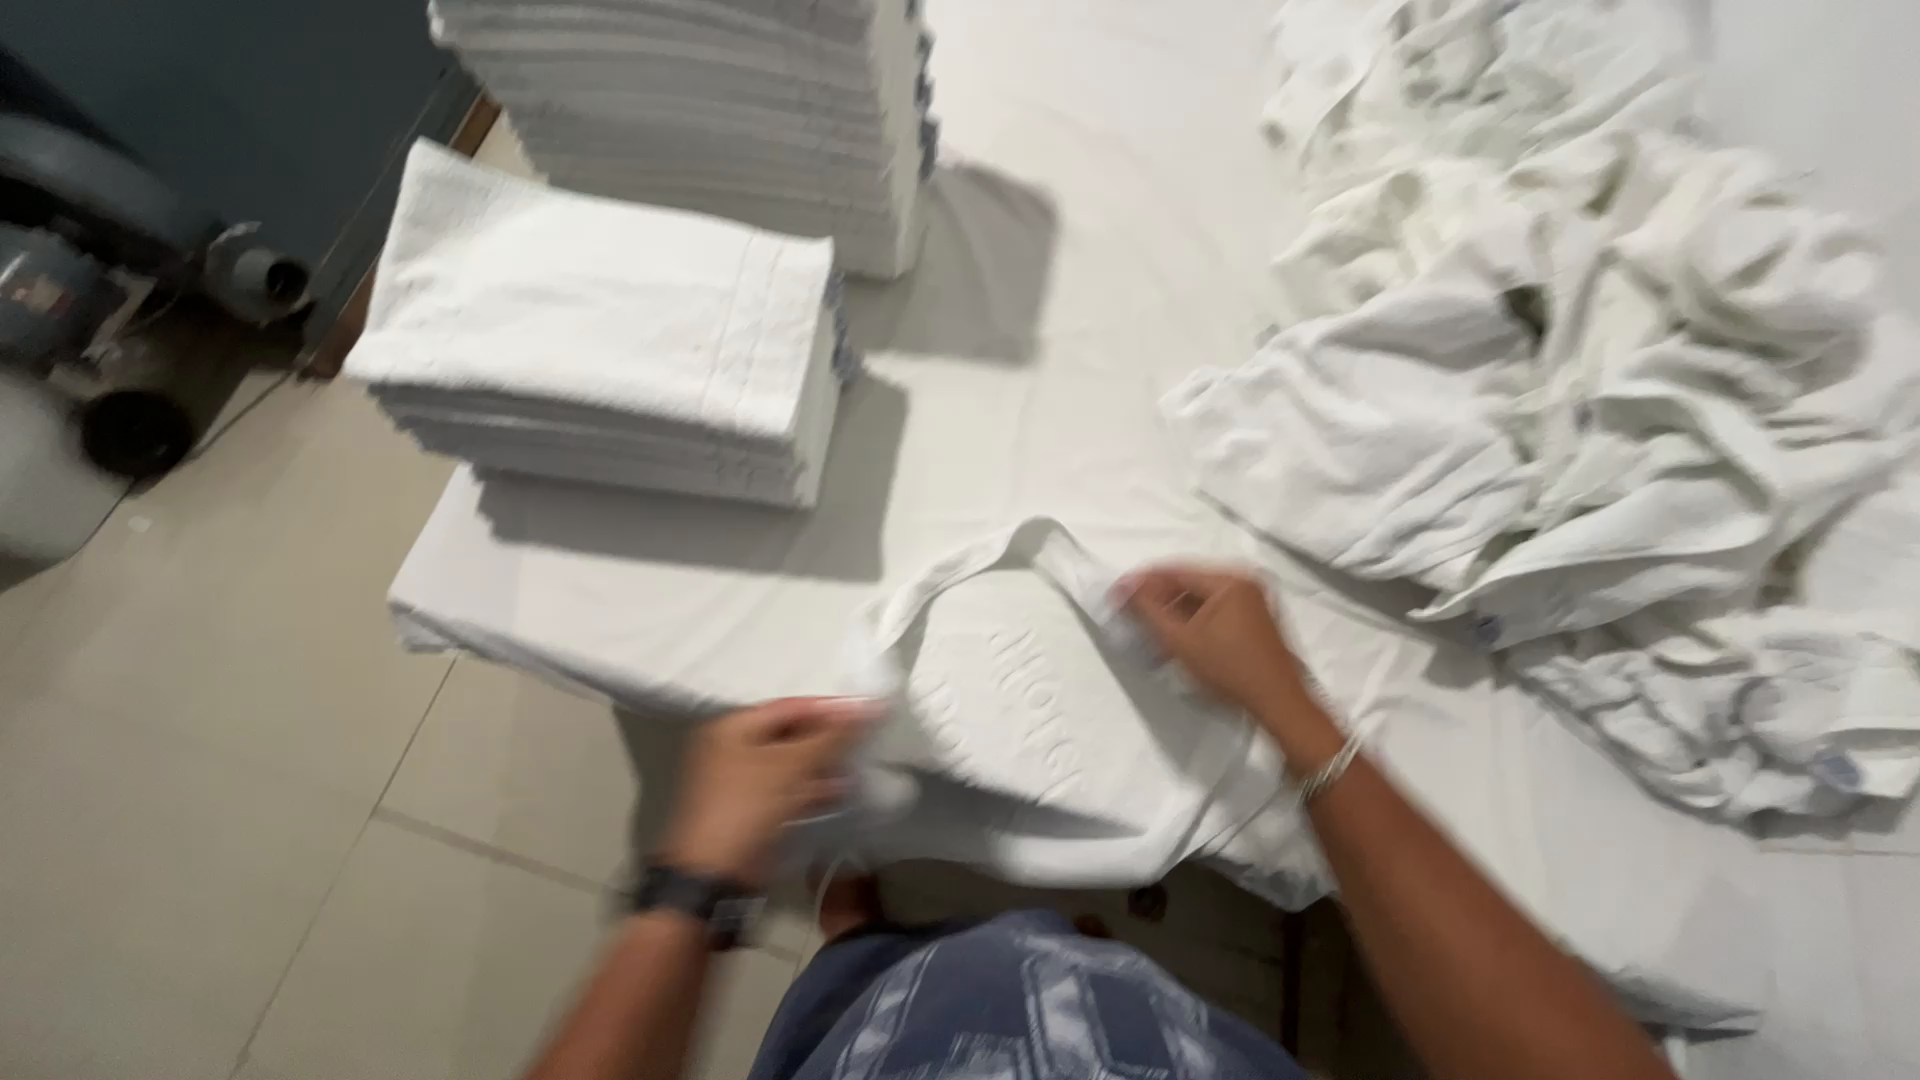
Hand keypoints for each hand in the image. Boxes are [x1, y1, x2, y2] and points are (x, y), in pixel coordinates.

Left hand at [662, 697, 874, 888]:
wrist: (712, 878)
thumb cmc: (748, 808)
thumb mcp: (791, 767)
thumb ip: (832, 736)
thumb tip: (869, 706)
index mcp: (733, 727)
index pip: (792, 707)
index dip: (831, 709)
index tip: (868, 714)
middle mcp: (732, 747)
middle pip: (791, 733)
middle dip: (828, 740)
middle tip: (864, 743)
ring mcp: (740, 780)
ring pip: (790, 763)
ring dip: (822, 765)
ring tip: (856, 767)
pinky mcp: (750, 808)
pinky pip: (786, 788)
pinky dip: (810, 787)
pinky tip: (839, 791)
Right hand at [1119, 564, 1305, 714]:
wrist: (1280, 704)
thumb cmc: (1230, 671)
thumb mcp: (1181, 642)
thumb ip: (1148, 611)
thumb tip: (1122, 588)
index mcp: (1230, 579)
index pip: (1175, 571)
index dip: (1141, 582)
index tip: (1115, 594)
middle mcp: (1245, 580)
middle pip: (1188, 582)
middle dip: (1157, 598)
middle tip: (1128, 613)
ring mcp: (1254, 598)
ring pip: (1201, 597)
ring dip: (1173, 610)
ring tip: (1148, 628)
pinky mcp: (1256, 617)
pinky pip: (1215, 608)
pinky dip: (1193, 619)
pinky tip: (1175, 635)